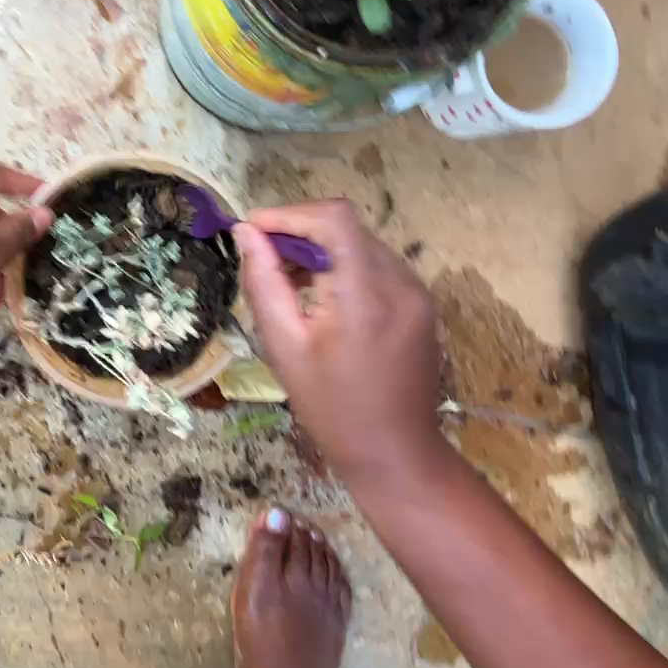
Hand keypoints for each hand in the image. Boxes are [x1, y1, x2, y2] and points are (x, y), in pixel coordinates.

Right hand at [233, 201, 447, 481]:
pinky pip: (377, 266)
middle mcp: (401, 283)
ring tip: (288, 284)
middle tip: (263, 262)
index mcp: (366, 296)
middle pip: (347, 228)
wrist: (395, 453)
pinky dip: (344, 268)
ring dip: (321, 250)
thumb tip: (246, 233)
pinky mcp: (421, 304)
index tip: (254, 231)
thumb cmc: (331, 408)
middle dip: (300, 234)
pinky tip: (321, 298)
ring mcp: (417, 293)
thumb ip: (264, 284)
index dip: (289, 214)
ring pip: (361, 244)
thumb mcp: (285, 347)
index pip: (334, 219)